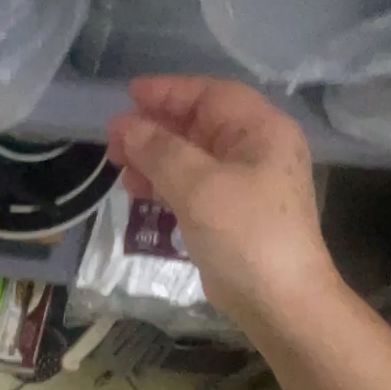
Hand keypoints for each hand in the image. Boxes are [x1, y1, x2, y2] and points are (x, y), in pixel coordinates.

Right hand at [106, 77, 337, 320]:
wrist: (277, 297)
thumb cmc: (245, 234)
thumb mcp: (200, 186)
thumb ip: (161, 153)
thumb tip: (127, 128)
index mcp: (260, 131)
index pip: (210, 96)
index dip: (168, 92)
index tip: (128, 95)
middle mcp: (255, 151)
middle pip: (198, 126)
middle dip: (155, 129)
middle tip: (113, 138)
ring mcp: (242, 184)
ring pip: (191, 158)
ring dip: (153, 158)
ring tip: (118, 166)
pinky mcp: (228, 214)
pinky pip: (190, 186)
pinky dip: (163, 185)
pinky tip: (138, 191)